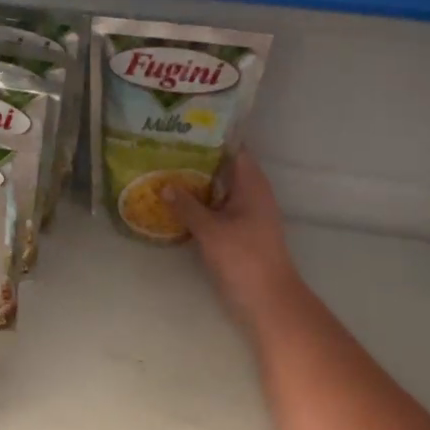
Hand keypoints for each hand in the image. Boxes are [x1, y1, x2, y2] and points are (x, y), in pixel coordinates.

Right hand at [163, 155, 306, 332]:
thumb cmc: (243, 258)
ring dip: (195, 186)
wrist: (266, 298)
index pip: (234, 150)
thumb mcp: (210, 230)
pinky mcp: (238, 234)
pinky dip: (198, 207)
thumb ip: (187, 206)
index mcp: (252, 185)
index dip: (212, 139)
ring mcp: (245, 215)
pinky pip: (216, 211)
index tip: (184, 131)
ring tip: (163, 175)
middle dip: (197, 162)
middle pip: (223, 170)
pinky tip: (175, 207)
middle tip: (164, 152)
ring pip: (218, 192)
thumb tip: (165, 185)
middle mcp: (251, 195)